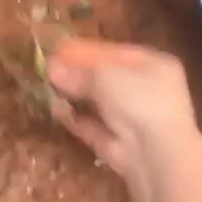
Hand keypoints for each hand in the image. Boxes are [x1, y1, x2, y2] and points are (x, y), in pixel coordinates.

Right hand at [46, 38, 201, 201]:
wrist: (154, 151)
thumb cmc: (138, 99)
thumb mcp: (106, 76)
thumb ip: (78, 72)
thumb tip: (52, 69)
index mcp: (153, 65)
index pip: (115, 53)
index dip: (86, 52)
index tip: (59, 51)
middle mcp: (144, 90)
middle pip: (105, 78)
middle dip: (77, 74)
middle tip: (49, 69)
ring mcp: (130, 118)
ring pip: (97, 103)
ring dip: (73, 96)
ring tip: (47, 87)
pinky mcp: (115, 142)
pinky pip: (92, 126)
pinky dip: (75, 119)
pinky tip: (55, 110)